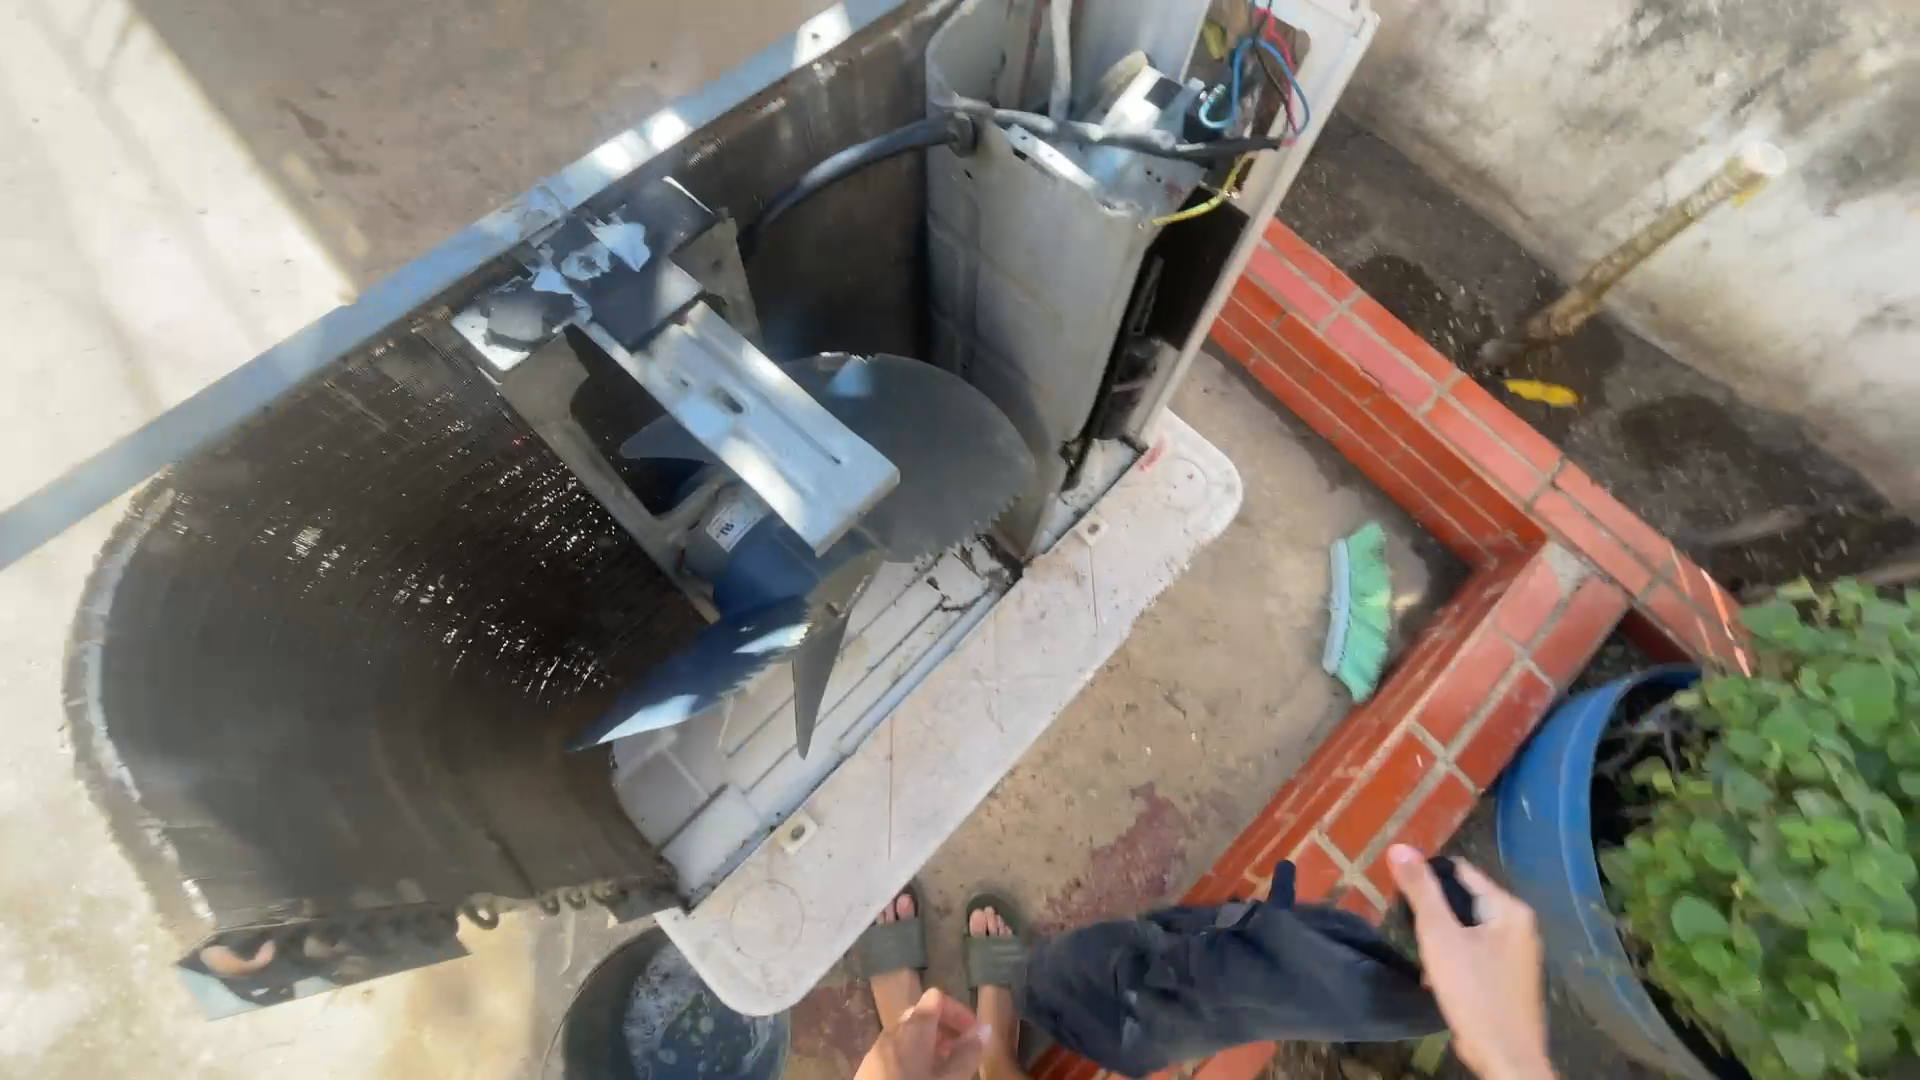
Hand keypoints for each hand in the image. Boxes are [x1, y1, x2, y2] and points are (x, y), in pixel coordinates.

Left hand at [853, 987, 989, 1079]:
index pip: (936, 997)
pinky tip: (920, 1079)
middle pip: (921, 1015)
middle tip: (962, 1054)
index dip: (958, 1010)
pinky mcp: (868, 1070)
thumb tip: (985, 1028)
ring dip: (929, 1045)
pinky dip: (912, 1057)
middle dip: (945, 1029)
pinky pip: (894, 1052)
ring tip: (944, 1071)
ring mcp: (877, 1050)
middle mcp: (893, 1031)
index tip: (974, 1033)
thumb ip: (967, 1054)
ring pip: (907, 1035)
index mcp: (913, 1028)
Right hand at [1388, 845, 1553, 1079]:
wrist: (1505, 1058)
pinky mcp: (1507, 976)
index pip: (1458, 870)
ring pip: (1465, 925)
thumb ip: (1420, 889)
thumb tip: (1400, 846)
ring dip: (1440, 932)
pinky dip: (1453, 952)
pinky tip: (1436, 971)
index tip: (1399, 889)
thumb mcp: (1438, 933)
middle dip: (1432, 906)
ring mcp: (1516, 953)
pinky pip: (1472, 948)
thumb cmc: (1473, 989)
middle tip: (1406, 918)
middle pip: (1461, 897)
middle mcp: (1518, 926)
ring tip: (1418, 944)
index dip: (1426, 875)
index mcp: (1509, 910)